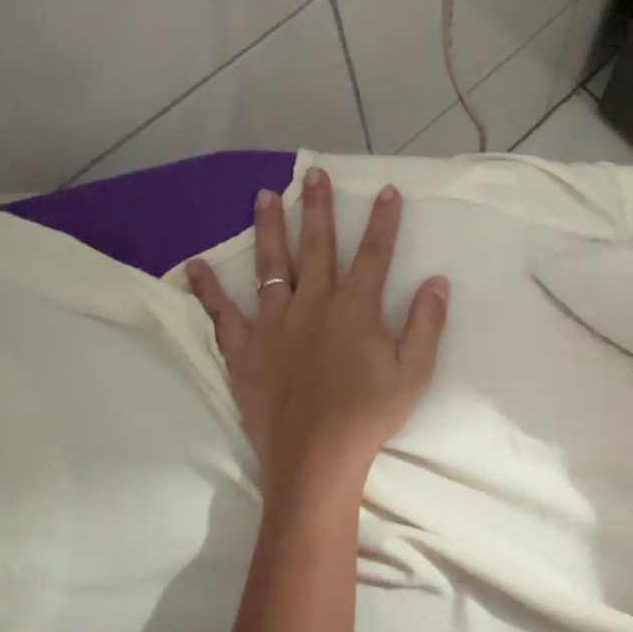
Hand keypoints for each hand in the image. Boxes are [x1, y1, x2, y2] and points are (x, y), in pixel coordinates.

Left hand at [188, 167, 449, 502]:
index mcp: (355, 308)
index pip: (374, 254)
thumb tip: (437, 281)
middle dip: (317, 207)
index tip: (386, 190)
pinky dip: (208, 290)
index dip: (383, 221)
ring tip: (264, 195)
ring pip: (270, 265)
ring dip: (269, 228)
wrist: (317, 457)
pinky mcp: (246, 349)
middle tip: (312, 173)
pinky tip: (195, 265)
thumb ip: (426, 323)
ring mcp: (275, 324)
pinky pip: (223, 314)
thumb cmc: (370, 414)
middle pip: (317, 246)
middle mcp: (313, 304)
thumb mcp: (415, 371)